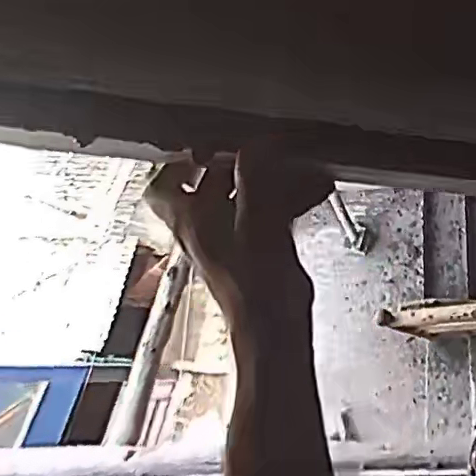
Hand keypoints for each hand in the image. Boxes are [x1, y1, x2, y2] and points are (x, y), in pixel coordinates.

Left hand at [144, 143, 333, 326]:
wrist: (276, 330)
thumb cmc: (256, 289)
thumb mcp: (257, 222)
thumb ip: (254, 179)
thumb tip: (255, 149)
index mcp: (193, 221)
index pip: (163, 186)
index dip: (178, 162)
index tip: (204, 144)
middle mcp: (205, 230)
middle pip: (211, 185)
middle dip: (242, 164)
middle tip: (264, 148)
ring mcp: (230, 241)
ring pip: (243, 197)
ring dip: (271, 180)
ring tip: (299, 168)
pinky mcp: (255, 250)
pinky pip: (266, 213)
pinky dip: (286, 199)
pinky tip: (312, 192)